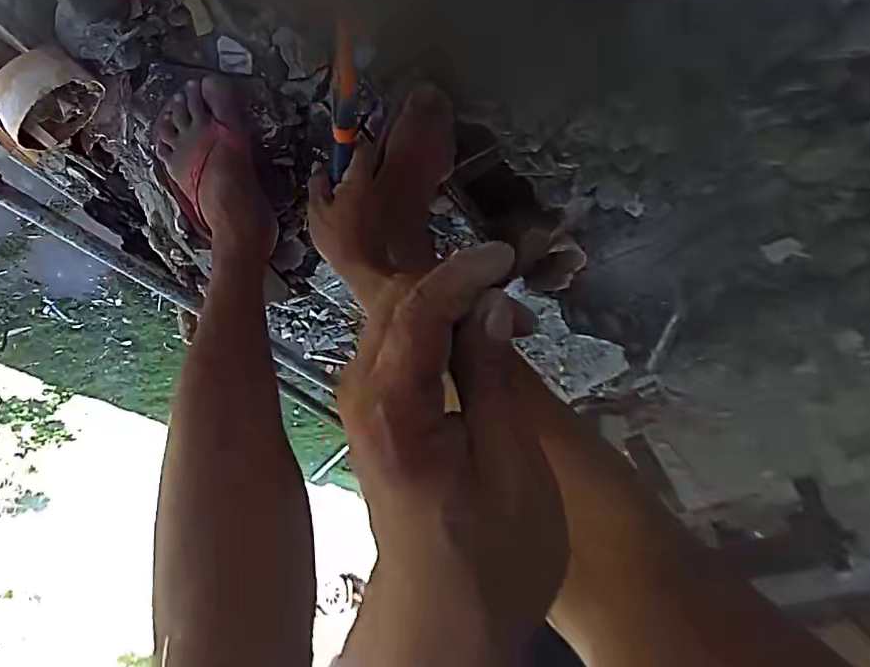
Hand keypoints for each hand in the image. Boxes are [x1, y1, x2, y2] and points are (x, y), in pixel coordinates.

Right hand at [308, 139, 393, 302]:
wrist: (364, 269)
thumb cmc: (339, 239)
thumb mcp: (317, 210)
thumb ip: (317, 184)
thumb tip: (319, 170)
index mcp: (359, 180)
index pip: (360, 148)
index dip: (349, 141)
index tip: (337, 142)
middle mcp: (373, 188)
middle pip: (360, 166)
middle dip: (343, 168)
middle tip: (326, 178)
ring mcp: (376, 203)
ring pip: (360, 184)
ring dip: (346, 186)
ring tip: (329, 201)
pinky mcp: (376, 218)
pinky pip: (362, 200)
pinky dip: (351, 201)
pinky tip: (337, 216)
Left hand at [337, 242, 568, 664]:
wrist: (440, 613)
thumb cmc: (490, 555)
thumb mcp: (511, 466)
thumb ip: (491, 376)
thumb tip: (490, 305)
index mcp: (392, 406)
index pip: (418, 307)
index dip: (462, 272)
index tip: (504, 256)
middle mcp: (359, 390)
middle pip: (396, 301)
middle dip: (455, 283)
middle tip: (512, 297)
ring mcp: (357, 395)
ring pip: (392, 315)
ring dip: (446, 303)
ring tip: (502, 320)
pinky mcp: (367, 403)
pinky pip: (394, 340)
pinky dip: (434, 326)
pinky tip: (471, 340)